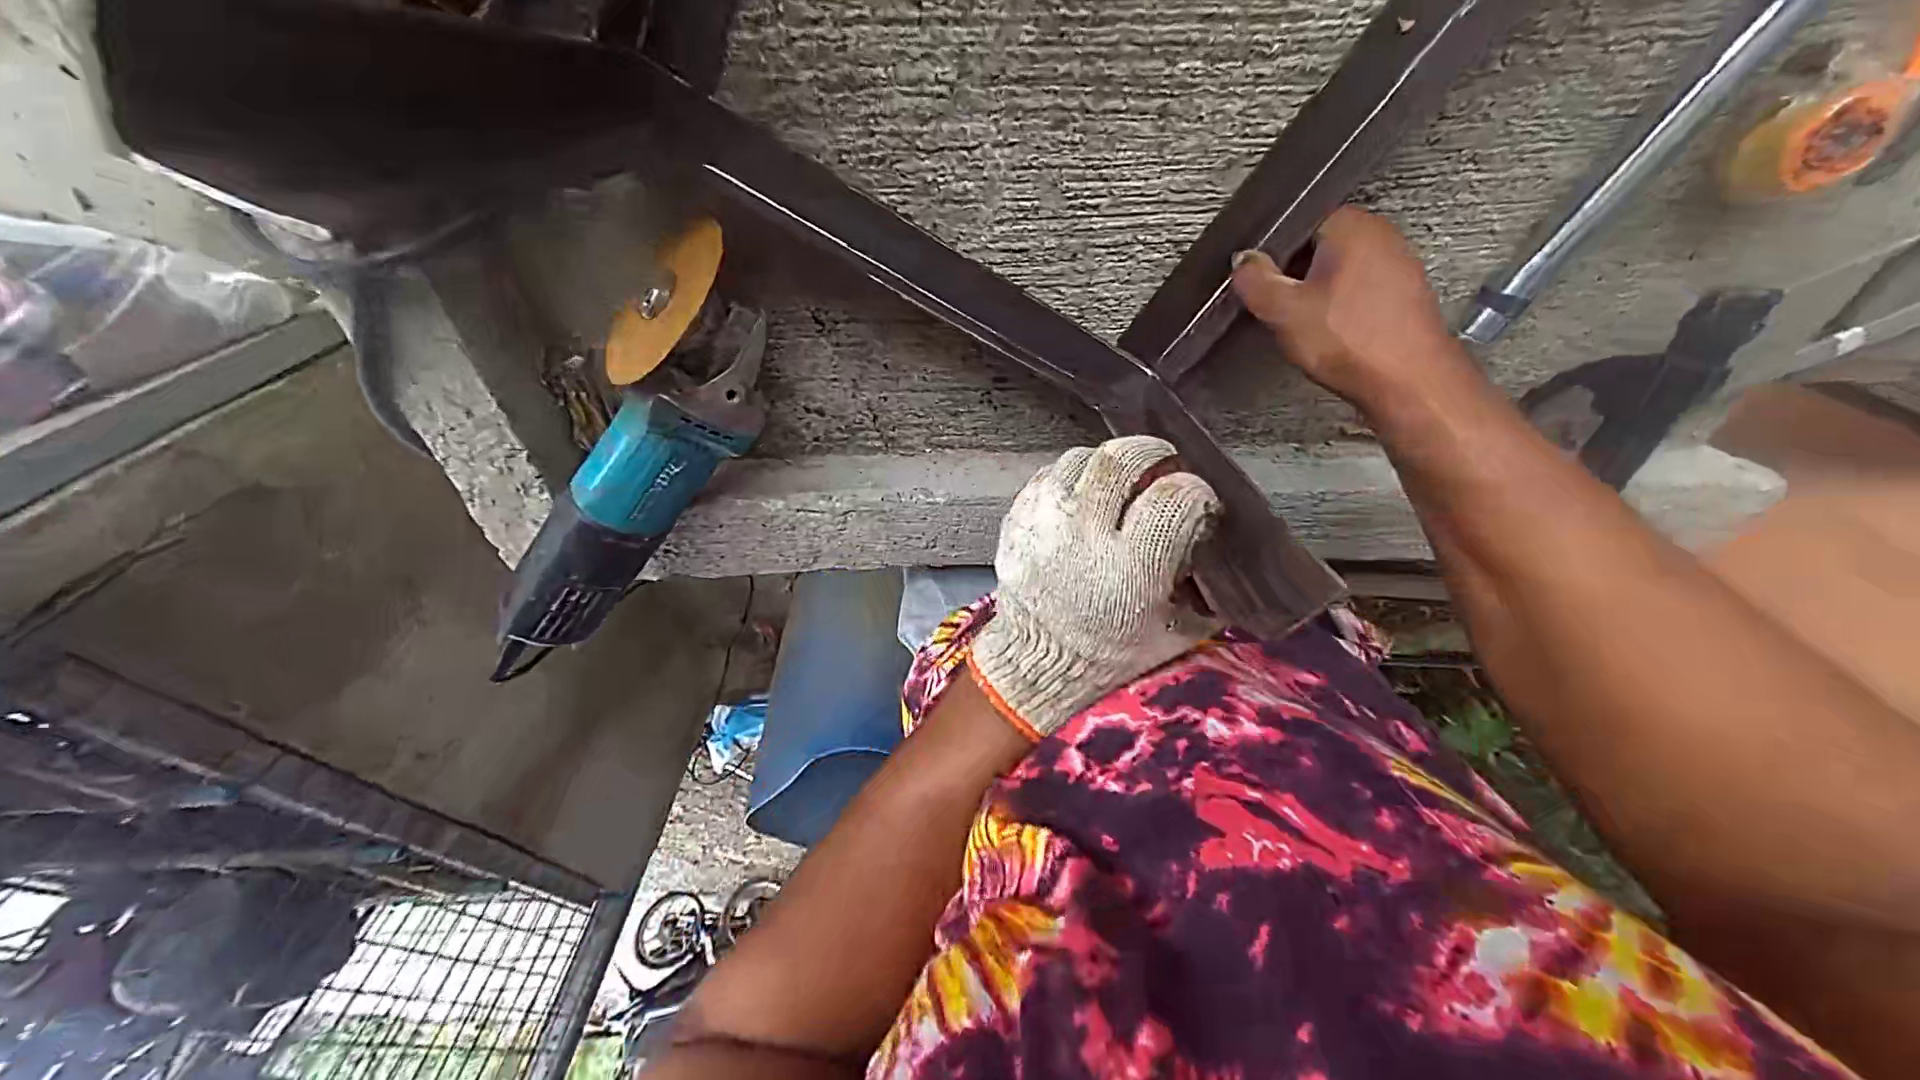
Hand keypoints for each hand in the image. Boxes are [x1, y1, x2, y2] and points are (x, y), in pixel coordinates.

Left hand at [969, 436, 1220, 738]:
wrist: (1041, 661)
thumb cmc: (1112, 651)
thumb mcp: (1177, 629)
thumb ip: (1204, 582)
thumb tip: (1214, 532)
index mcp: (1130, 571)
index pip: (1172, 498)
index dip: (1193, 491)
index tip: (1196, 500)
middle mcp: (1083, 540)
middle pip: (1120, 460)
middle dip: (1151, 453)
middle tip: (1161, 465)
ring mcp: (1043, 526)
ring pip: (1080, 459)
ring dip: (1107, 464)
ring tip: (1120, 482)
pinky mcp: (1017, 521)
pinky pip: (1048, 476)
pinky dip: (1073, 479)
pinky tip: (1085, 498)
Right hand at [1230, 206, 1483, 416]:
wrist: (1406, 381)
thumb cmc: (1356, 343)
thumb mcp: (1283, 311)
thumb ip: (1255, 281)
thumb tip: (1242, 262)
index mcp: (1352, 227)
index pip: (1300, 224)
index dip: (1275, 256)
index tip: (1264, 283)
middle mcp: (1382, 237)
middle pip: (1320, 250)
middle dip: (1297, 279)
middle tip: (1285, 310)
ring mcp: (1398, 266)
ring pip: (1339, 275)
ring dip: (1320, 299)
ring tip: (1312, 328)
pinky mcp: (1404, 297)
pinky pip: (1359, 297)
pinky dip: (1343, 314)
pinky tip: (1335, 338)